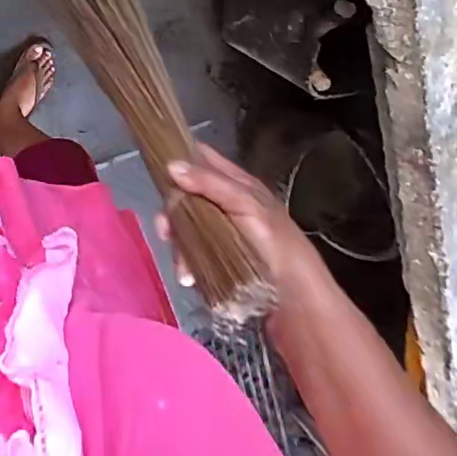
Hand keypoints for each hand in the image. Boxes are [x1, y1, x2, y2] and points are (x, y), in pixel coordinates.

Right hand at [161, 144, 324, 297]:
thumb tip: (171, 166)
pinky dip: (186, 263)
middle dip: (172, 212)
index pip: (201, 158)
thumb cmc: (274, 242)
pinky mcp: (217, 258)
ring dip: (178, 244)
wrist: (297, 297)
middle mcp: (224, 203)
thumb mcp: (245, 203)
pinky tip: (188, 276)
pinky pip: (191, 252)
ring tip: (182, 265)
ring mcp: (220, 231)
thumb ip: (210, 183)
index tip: (159, 170)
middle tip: (164, 229)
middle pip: (186, 195)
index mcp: (235, 182)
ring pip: (185, 226)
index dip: (180, 158)